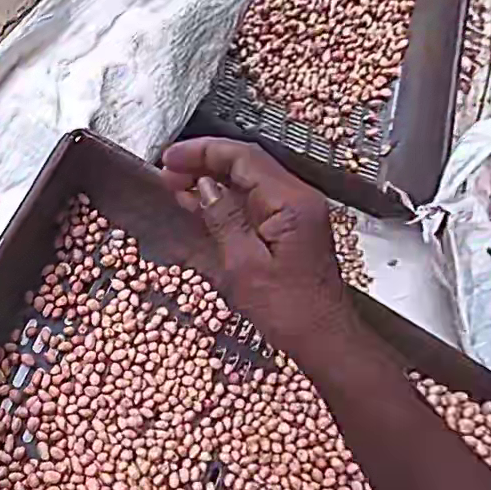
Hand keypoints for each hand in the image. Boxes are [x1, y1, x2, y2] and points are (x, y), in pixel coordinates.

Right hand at [159, 138, 358, 360]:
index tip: (171, 158)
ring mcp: (296, 213)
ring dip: (211, 180)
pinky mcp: (290, 228)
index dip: (203, 152)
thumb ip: (224, 220)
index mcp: (291, 204)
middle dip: (204, 162)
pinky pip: (253, 202)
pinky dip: (224, 200)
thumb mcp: (244, 266)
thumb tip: (203, 186)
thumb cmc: (288, 310)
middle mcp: (298, 200)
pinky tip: (199, 204)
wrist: (323, 337)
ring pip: (248, 181)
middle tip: (167, 171)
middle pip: (247, 164)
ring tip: (175, 185)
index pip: (244, 158)